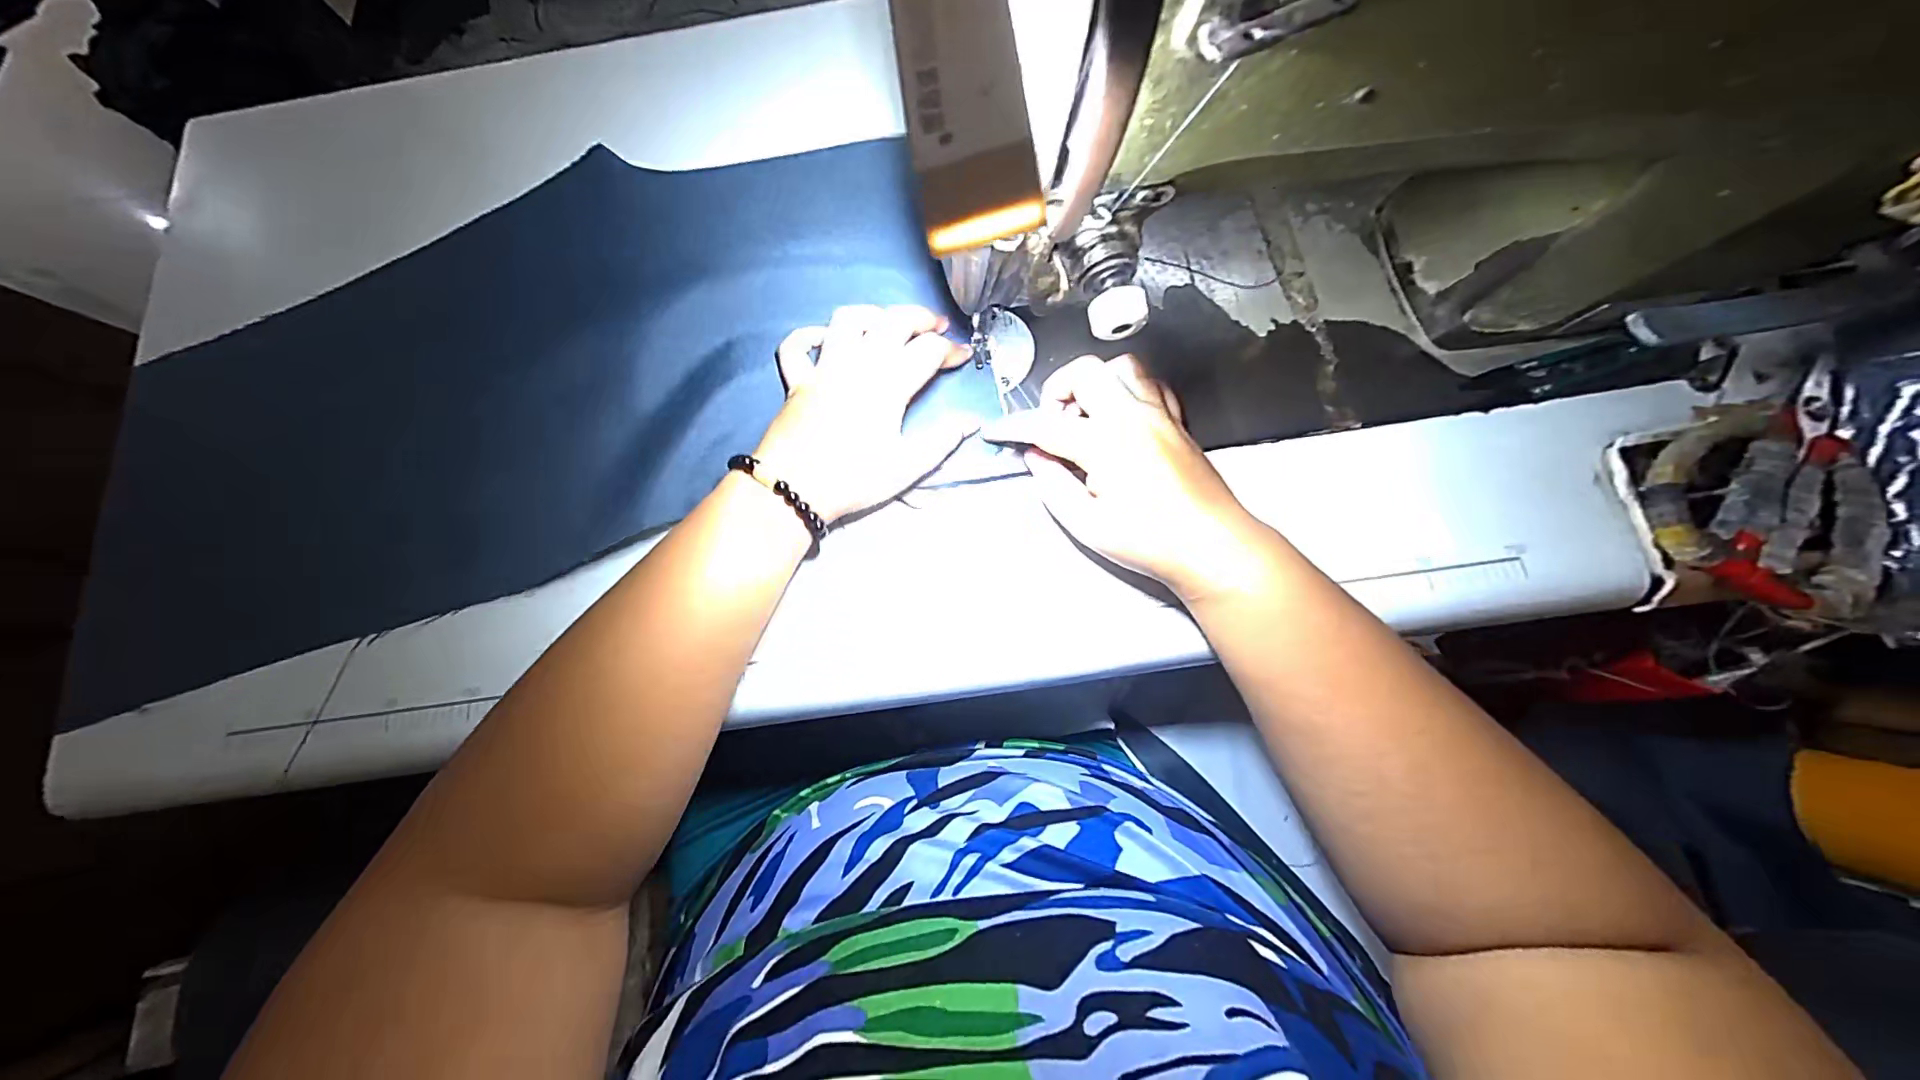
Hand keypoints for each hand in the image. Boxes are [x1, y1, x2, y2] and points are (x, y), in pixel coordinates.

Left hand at [752, 305, 979, 523]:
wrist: (792, 488)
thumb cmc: (853, 479)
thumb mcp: (907, 467)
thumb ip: (942, 441)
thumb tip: (970, 422)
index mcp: (889, 384)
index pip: (928, 350)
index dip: (950, 349)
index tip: (962, 356)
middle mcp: (858, 364)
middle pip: (893, 321)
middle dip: (921, 317)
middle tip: (936, 326)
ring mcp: (824, 367)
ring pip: (848, 319)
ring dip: (873, 313)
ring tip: (888, 324)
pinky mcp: (797, 379)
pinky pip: (798, 344)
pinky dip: (811, 335)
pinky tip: (826, 340)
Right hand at [981, 354, 1272, 602]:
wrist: (1212, 546)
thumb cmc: (1153, 541)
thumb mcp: (1087, 524)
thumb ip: (1053, 485)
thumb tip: (1036, 459)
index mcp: (1105, 442)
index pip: (1045, 424)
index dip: (1014, 427)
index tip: (998, 431)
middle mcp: (1133, 417)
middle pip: (1085, 372)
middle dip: (1057, 390)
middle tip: (1049, 422)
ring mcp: (1159, 416)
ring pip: (1121, 368)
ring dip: (1094, 384)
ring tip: (1084, 417)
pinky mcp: (1177, 423)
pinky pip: (1151, 386)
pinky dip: (1128, 392)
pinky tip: (1119, 419)